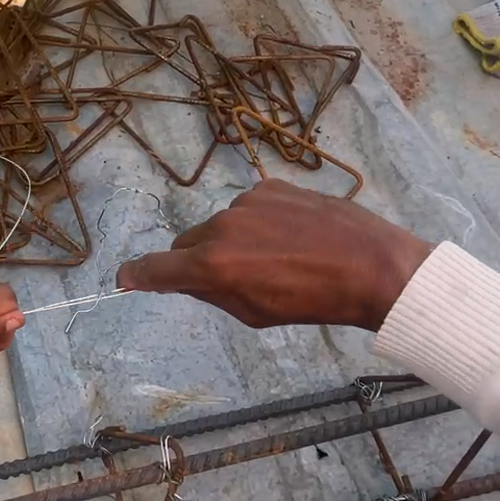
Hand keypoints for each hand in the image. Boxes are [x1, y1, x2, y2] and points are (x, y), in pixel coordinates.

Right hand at [116, 180, 433, 331]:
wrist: (373, 266)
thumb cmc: (313, 302)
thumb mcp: (254, 314)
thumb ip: (210, 293)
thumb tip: (182, 279)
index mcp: (212, 266)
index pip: (155, 268)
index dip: (137, 274)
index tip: (126, 278)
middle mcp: (220, 228)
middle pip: (186, 244)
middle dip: (195, 260)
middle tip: (230, 276)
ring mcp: (245, 202)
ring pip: (218, 225)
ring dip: (230, 239)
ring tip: (274, 254)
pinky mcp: (269, 186)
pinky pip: (247, 207)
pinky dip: (256, 221)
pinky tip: (289, 234)